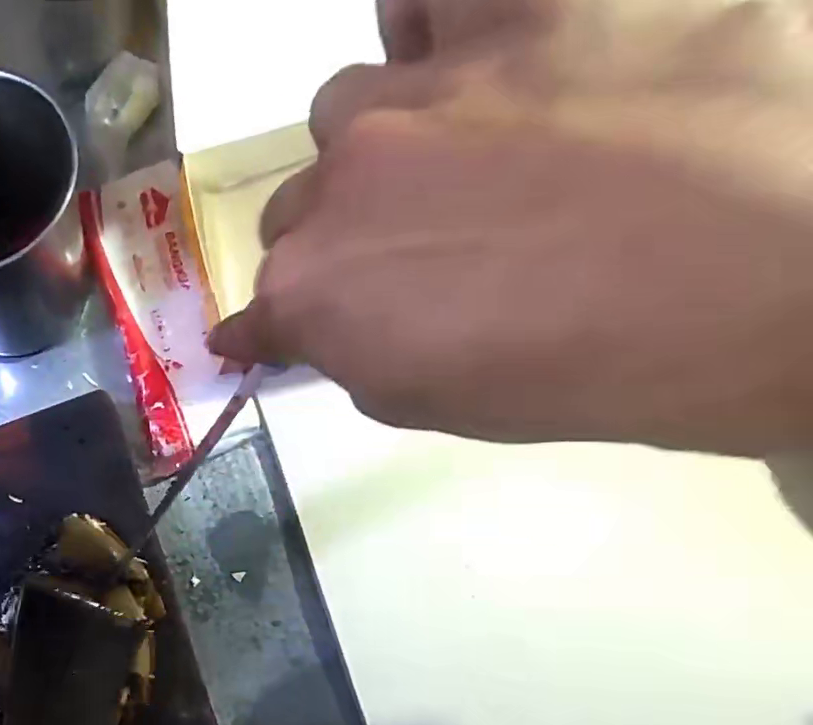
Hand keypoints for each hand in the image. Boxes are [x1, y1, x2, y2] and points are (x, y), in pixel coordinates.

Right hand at [209, 0, 812, 454]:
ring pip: (343, 106)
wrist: (792, 281)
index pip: (254, 313)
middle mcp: (337, 188)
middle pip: (292, 209)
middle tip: (405, 249)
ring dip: (372, 139)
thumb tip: (294, 332)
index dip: (276, 328)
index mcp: (307, 288)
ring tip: (444, 146)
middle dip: (331, 236)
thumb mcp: (415, 399)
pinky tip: (460, 47)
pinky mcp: (527, 14)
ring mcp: (421, 95)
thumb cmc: (577, 371)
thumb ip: (338, 355)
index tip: (290, 338)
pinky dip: (432, 22)